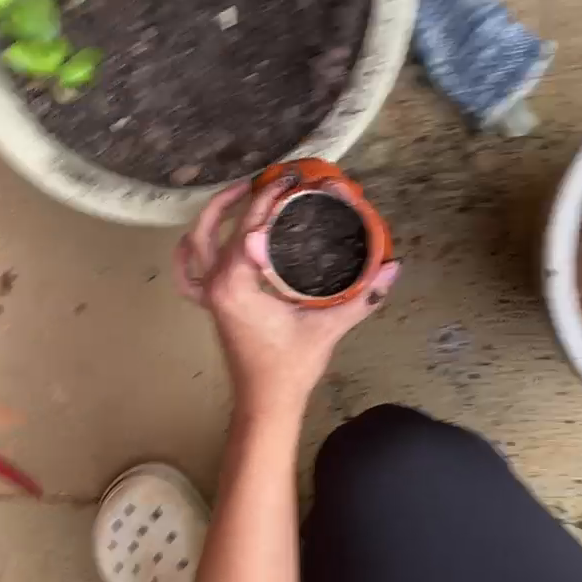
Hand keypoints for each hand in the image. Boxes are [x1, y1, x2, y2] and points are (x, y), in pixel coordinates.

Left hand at [175, 177, 398, 419]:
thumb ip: (362, 297)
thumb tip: (393, 267)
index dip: (270, 198)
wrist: (266, 401)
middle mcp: (216, 284)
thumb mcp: (328, 327)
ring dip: (215, 215)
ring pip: (197, 243)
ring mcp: (208, 295)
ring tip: (241, 194)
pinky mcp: (210, 306)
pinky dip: (189, 252)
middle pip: (220, 227)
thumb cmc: (292, 366)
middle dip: (245, 198)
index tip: (292, 179)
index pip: (250, 227)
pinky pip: (187, 273)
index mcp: (237, 284)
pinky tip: (198, 239)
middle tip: (272, 181)